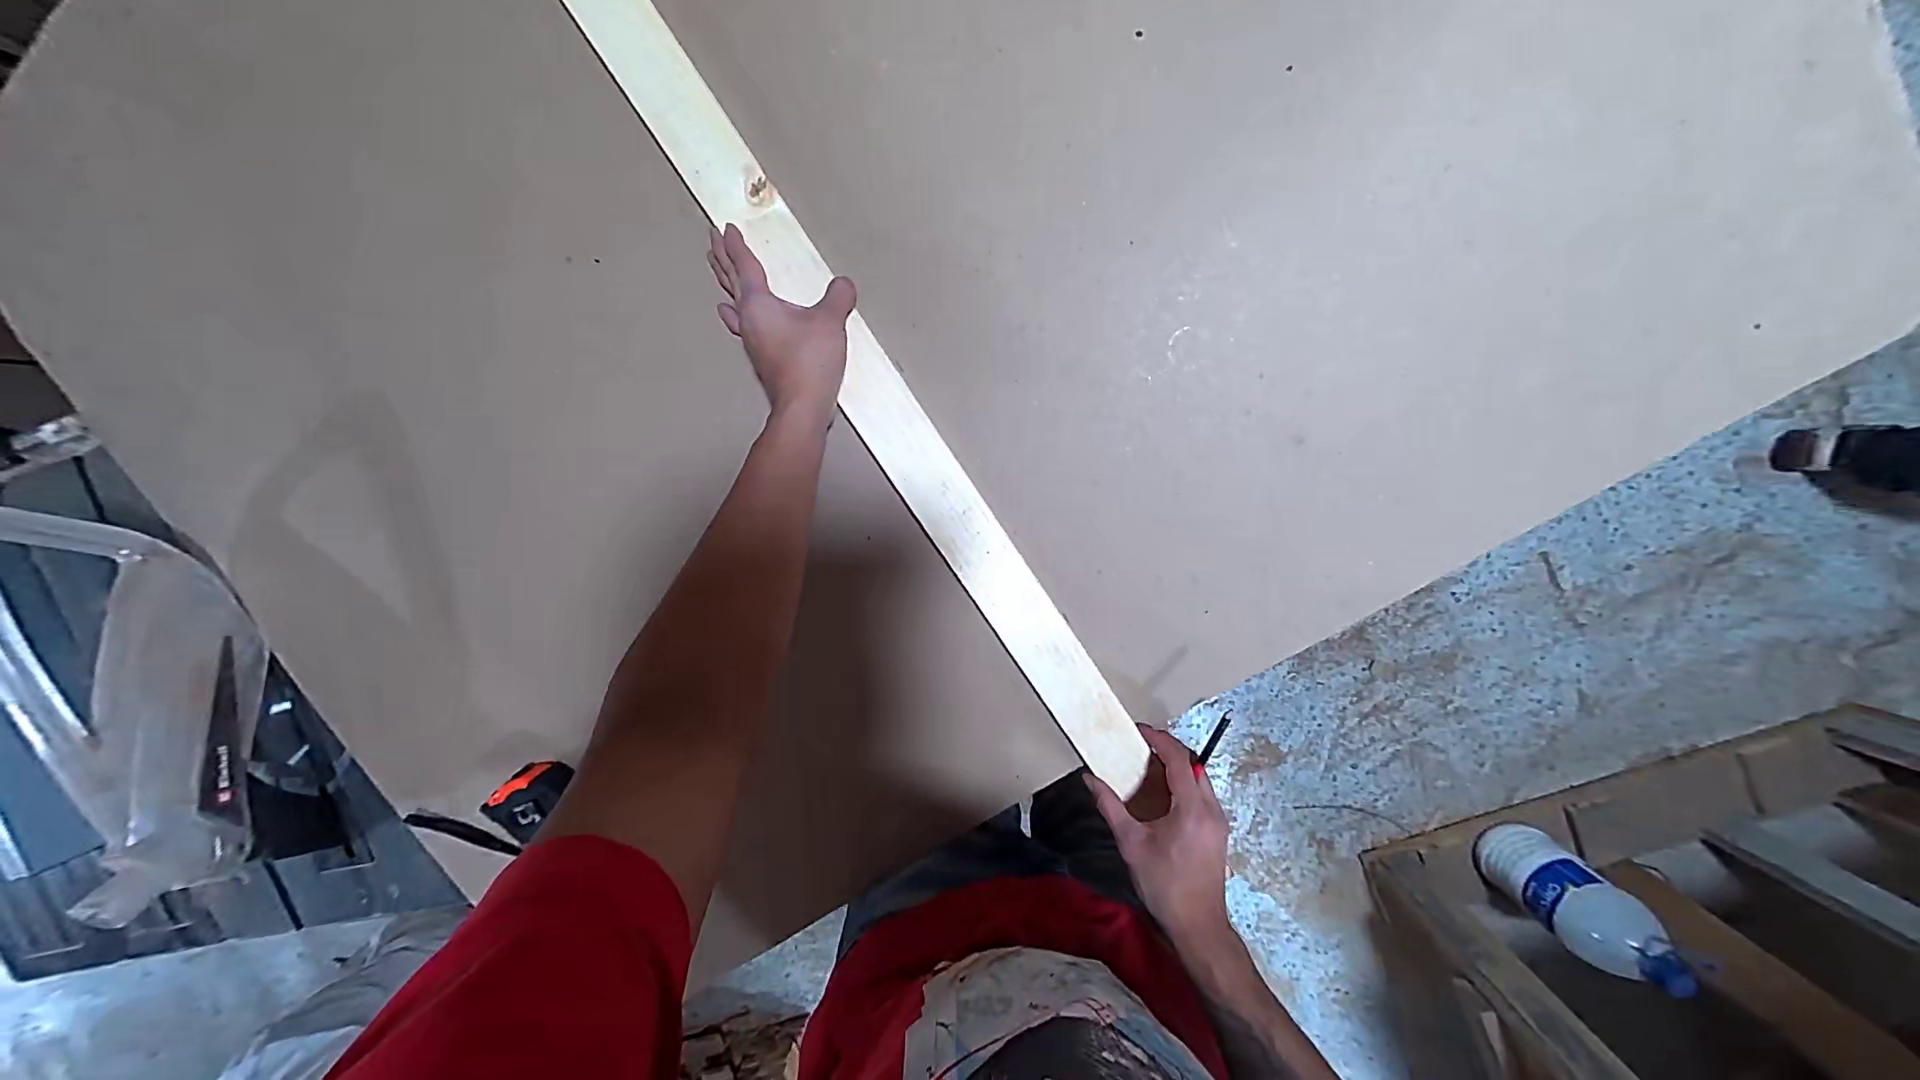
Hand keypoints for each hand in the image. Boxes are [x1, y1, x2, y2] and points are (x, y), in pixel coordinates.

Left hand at [708, 223, 855, 427]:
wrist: (803, 406)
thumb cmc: (808, 365)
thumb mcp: (829, 322)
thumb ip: (837, 298)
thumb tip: (843, 285)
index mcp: (758, 304)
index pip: (743, 265)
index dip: (735, 245)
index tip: (726, 229)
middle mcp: (749, 319)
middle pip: (730, 282)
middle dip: (722, 260)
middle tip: (714, 243)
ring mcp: (753, 340)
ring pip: (734, 303)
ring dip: (727, 285)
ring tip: (721, 275)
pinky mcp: (762, 356)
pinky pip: (744, 326)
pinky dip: (737, 315)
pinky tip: (737, 319)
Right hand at [1087, 725, 1231, 942]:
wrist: (1198, 925)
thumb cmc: (1164, 885)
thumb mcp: (1131, 844)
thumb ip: (1110, 806)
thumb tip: (1090, 779)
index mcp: (1192, 809)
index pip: (1180, 759)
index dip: (1160, 740)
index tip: (1140, 731)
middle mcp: (1212, 809)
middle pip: (1194, 764)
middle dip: (1168, 749)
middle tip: (1142, 745)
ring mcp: (1219, 821)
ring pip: (1201, 778)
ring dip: (1178, 766)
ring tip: (1150, 765)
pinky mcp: (1218, 831)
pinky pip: (1203, 794)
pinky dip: (1184, 783)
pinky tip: (1164, 793)